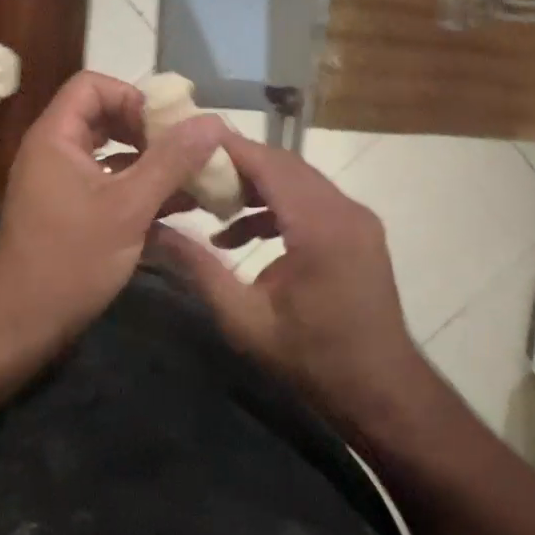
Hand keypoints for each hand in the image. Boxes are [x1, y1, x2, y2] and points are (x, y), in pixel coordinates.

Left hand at [0, 71, 225, 346]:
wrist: (22, 324)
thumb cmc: (71, 260)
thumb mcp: (128, 208)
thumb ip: (170, 161)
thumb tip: (213, 120)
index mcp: (55, 138)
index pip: (92, 86)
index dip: (133, 97)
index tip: (169, 127)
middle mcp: (54, 153)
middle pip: (105, 119)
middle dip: (150, 132)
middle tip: (189, 152)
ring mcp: (60, 185)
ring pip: (111, 156)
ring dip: (151, 164)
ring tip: (197, 180)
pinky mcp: (70, 214)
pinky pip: (108, 186)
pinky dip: (140, 191)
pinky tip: (180, 210)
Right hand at [149, 135, 426, 418]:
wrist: (381, 392)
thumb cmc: (311, 359)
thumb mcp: (244, 318)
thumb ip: (199, 269)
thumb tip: (153, 233)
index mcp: (319, 226)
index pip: (269, 163)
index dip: (226, 149)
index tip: (184, 141)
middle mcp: (345, 211)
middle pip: (284, 165)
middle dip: (235, 165)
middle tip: (186, 170)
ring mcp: (357, 220)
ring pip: (298, 181)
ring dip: (254, 186)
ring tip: (207, 203)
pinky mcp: (358, 234)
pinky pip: (312, 202)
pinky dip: (276, 208)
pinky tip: (237, 237)